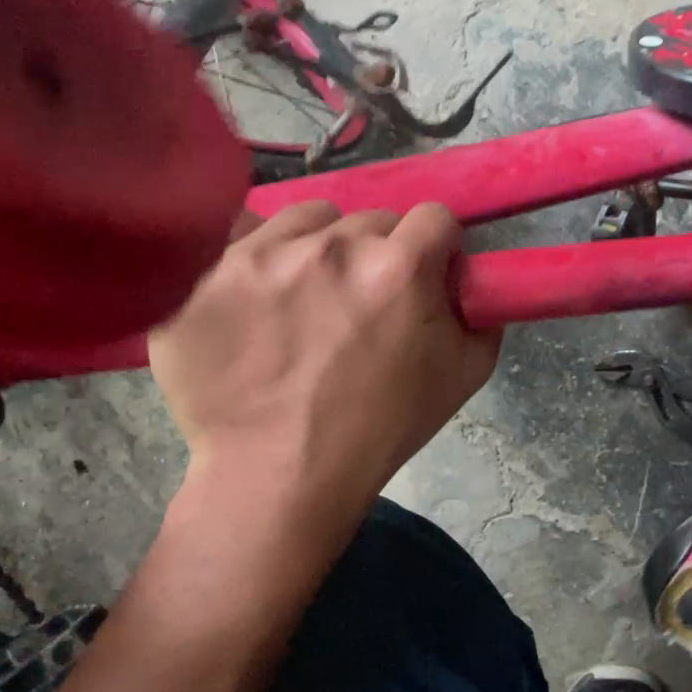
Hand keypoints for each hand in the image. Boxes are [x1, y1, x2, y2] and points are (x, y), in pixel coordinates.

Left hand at [149, 201, 499, 543]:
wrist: (279, 474)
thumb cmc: (381, 428)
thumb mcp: (465, 375)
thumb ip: (482, 316)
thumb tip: (468, 285)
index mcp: (400, 267)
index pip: (434, 217)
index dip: (437, 247)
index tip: (427, 275)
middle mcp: (333, 246)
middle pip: (372, 218)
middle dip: (380, 250)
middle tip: (367, 299)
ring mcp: (262, 254)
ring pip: (308, 218)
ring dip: (321, 244)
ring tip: (310, 293)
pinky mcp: (209, 272)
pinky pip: (243, 235)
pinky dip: (260, 256)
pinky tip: (261, 291)